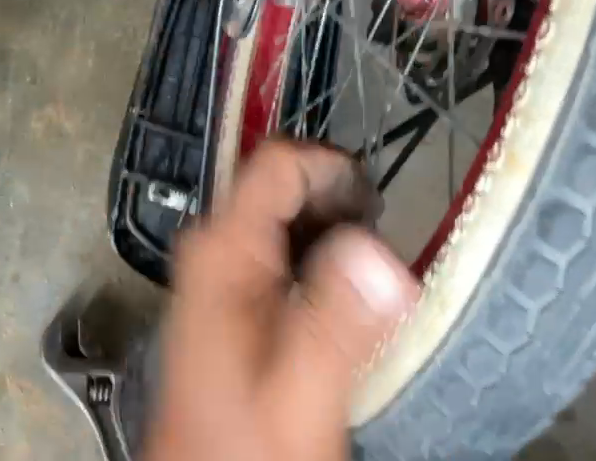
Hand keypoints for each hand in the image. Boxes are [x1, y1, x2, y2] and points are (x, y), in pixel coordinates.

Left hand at [146, 142, 419, 460]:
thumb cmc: (245, 442)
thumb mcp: (300, 389)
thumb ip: (338, 320)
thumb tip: (378, 251)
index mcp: (222, 248)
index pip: (275, 163)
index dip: (329, 165)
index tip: (377, 197)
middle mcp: (212, 243)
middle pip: (277, 182)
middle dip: (334, 195)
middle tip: (383, 231)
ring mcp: (217, 264)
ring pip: (278, 212)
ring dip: (327, 222)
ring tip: (374, 257)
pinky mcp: (228, 289)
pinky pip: (275, 244)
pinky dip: (314, 248)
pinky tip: (344, 285)